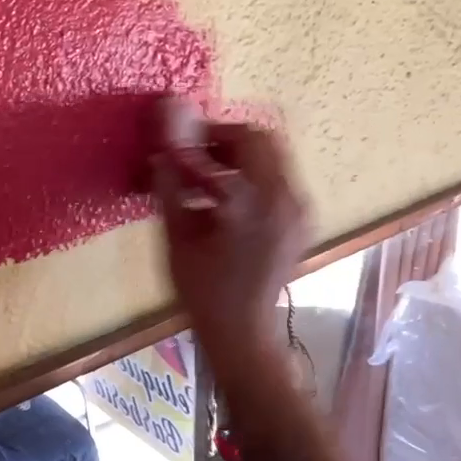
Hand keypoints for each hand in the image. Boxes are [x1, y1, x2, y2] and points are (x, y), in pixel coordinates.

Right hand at [152, 103, 307, 357]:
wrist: (242, 330)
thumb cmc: (201, 287)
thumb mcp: (176, 233)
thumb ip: (171, 181)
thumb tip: (160, 142)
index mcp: (254, 199)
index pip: (235, 137)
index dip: (200, 130)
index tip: (172, 132)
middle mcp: (286, 197)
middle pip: (261, 139)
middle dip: (222, 139)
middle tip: (189, 156)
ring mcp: (300, 209)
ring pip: (271, 157)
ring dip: (236, 157)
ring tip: (202, 179)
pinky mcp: (301, 221)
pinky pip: (277, 179)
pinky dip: (249, 176)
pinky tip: (222, 201)